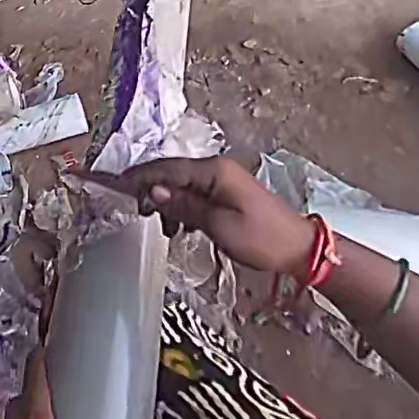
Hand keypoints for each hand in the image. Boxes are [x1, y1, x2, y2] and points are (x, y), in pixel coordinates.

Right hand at [93, 156, 314, 274]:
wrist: (301, 250)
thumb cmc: (262, 239)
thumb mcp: (218, 226)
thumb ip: (183, 206)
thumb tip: (152, 191)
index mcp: (214, 171)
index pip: (167, 168)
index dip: (140, 176)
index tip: (117, 185)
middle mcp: (216, 169)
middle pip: (172, 173)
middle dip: (151, 189)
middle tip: (139, 211)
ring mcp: (222, 179)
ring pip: (181, 184)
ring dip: (167, 202)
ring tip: (164, 226)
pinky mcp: (226, 192)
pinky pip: (194, 193)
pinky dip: (181, 207)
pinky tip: (180, 226)